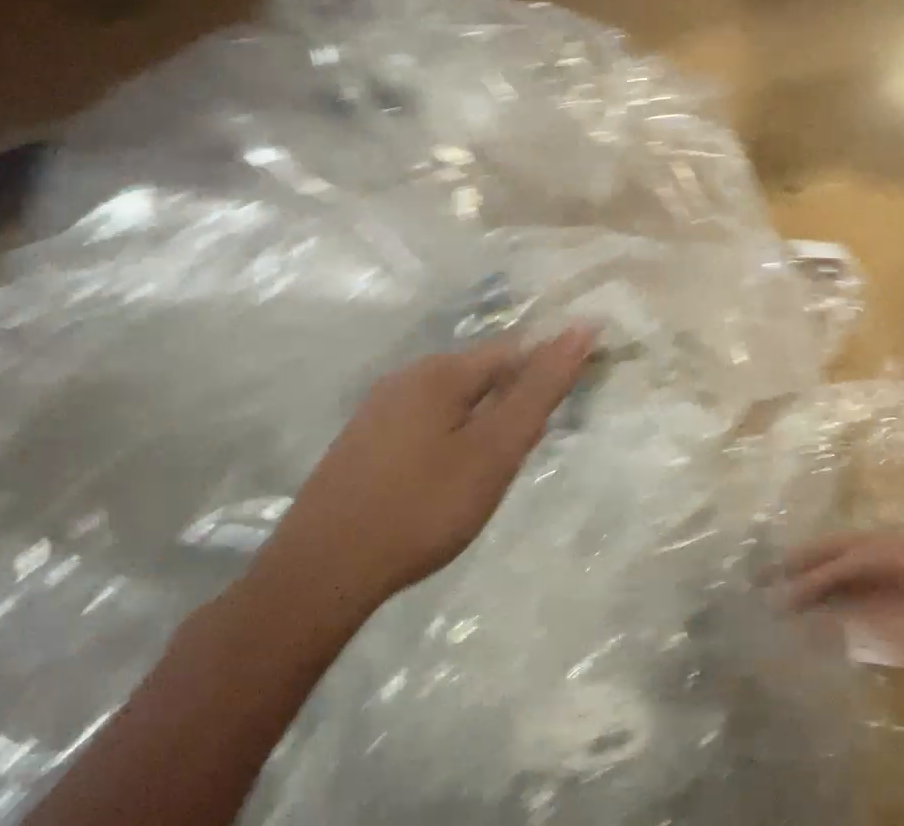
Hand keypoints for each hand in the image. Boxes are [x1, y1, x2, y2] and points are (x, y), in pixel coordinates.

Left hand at [250, 328, 597, 617]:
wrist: (322, 573)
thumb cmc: (423, 507)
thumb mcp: (495, 449)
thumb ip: (540, 390)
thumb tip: (582, 329)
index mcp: (440, 372)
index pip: (518, 349)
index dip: (552, 370)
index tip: (573, 408)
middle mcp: (406, 379)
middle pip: (485, 374)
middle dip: (519, 402)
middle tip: (528, 454)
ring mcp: (379, 411)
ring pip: (457, 403)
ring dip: (489, 424)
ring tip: (496, 473)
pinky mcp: (365, 444)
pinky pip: (430, 425)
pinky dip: (457, 441)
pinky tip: (454, 482)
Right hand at [783, 533, 903, 725]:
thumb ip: (863, 626)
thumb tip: (813, 619)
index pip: (860, 554)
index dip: (819, 571)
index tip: (783, 590)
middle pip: (860, 551)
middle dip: (817, 560)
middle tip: (774, 571)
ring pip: (865, 571)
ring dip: (829, 579)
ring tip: (788, 588)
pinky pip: (875, 593)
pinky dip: (846, 600)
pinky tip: (823, 613)